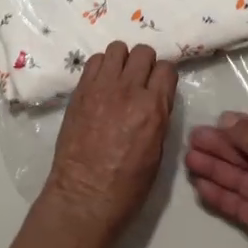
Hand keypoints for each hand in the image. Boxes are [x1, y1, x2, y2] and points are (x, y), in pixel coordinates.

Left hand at [0, 42, 176, 247]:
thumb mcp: (157, 153)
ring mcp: (101, 87)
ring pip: (117, 48)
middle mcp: (129, 90)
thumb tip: (156, 99)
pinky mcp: (80, 90)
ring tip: (119, 79)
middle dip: (146, 64)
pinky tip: (101, 85)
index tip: (160, 86)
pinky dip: (101, 67)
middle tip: (140, 82)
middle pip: (143, 52)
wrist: (84, 198)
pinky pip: (94, 61)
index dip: (165, 77)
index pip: (167, 68)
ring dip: (122, 61)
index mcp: (153, 108)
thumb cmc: (127, 187)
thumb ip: (158, 116)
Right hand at [185, 113, 247, 247]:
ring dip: (216, 168)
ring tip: (189, 159)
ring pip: (241, 178)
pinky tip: (200, 186)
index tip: (216, 121)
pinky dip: (220, 193)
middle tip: (193, 138)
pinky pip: (239, 202)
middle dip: (222, 146)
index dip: (242, 126)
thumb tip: (227, 118)